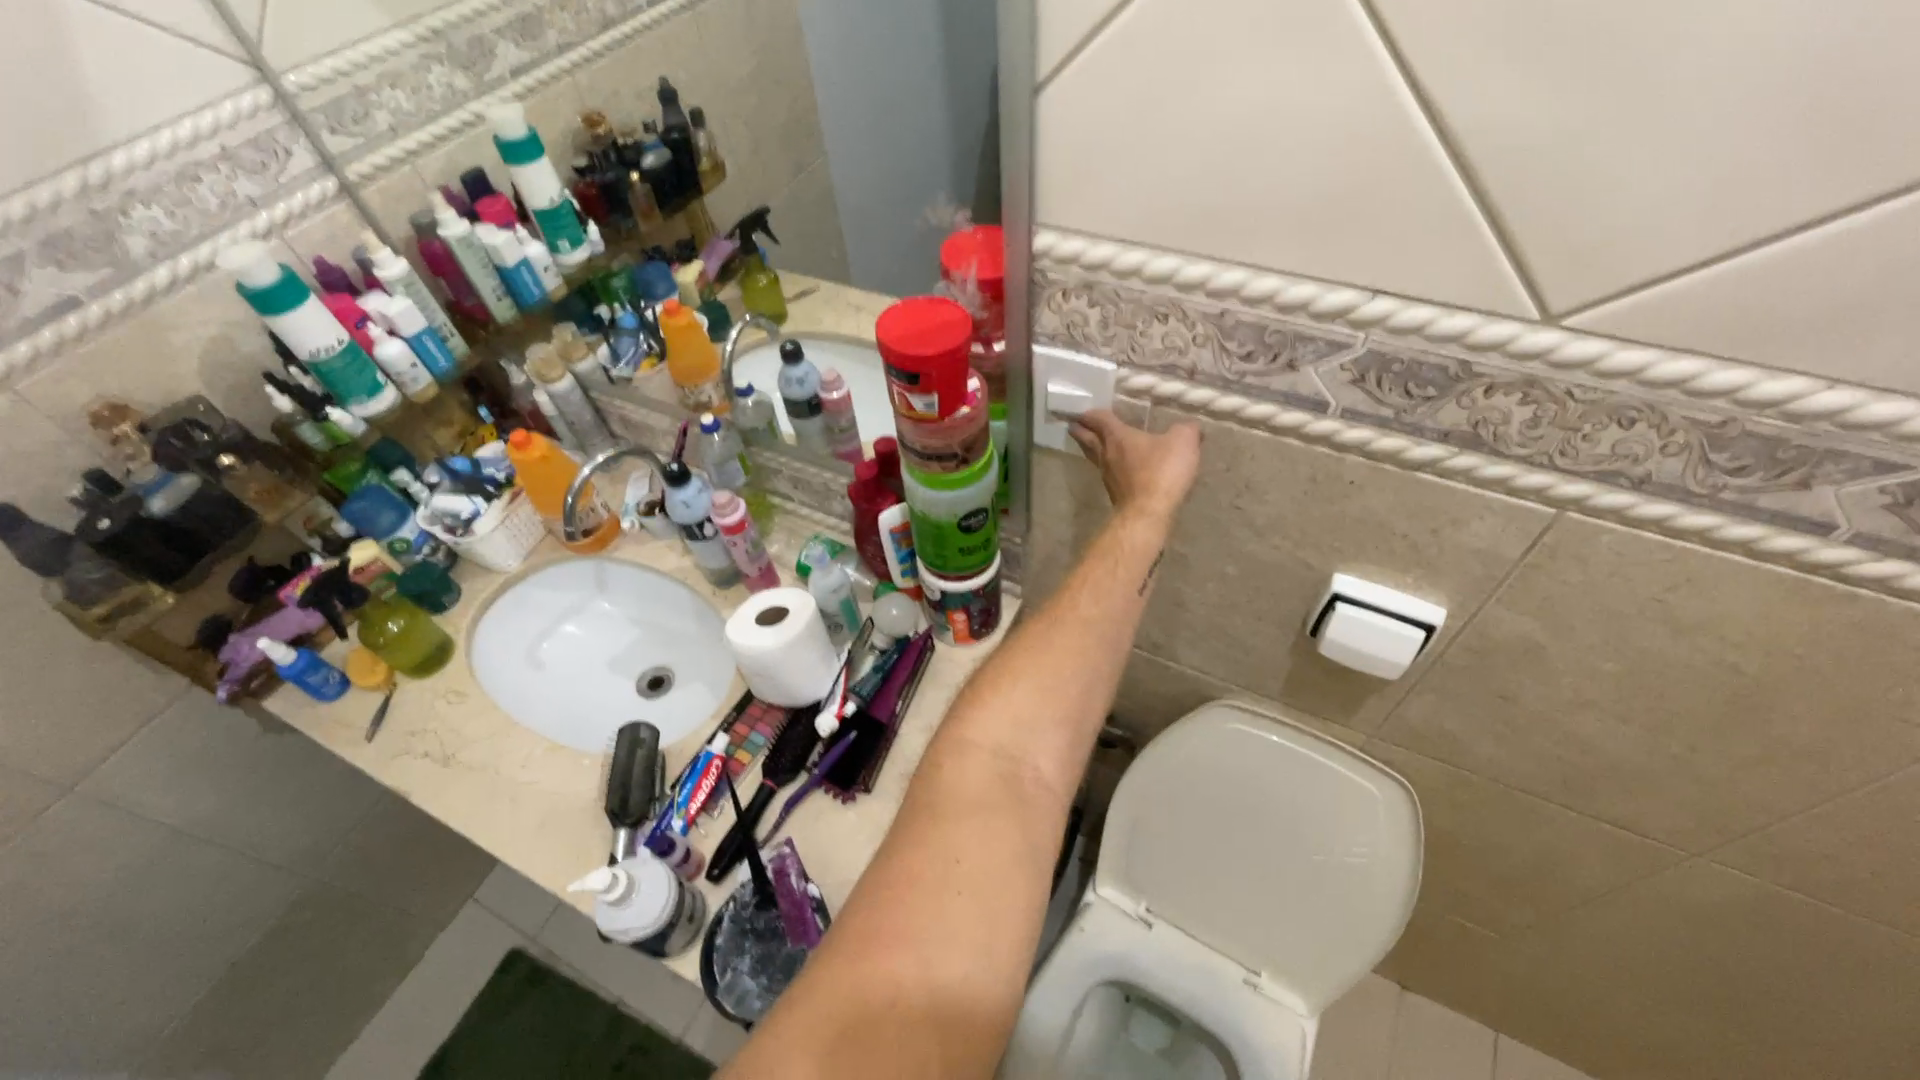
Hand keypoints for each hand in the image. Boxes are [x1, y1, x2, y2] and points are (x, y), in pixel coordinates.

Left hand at [1069, 409, 1200, 522]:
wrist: (1148, 513)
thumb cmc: (1161, 472)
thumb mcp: (1183, 442)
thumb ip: (1187, 430)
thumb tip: (1191, 427)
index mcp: (1117, 436)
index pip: (1099, 419)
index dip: (1091, 413)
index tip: (1081, 410)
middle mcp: (1106, 454)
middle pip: (1087, 439)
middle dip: (1080, 430)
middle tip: (1073, 424)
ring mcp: (1107, 476)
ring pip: (1093, 457)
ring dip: (1090, 449)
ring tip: (1089, 443)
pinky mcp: (1115, 494)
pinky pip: (1107, 474)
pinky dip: (1107, 467)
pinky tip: (1115, 469)